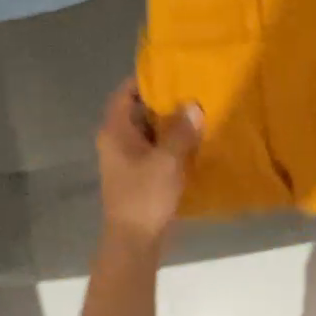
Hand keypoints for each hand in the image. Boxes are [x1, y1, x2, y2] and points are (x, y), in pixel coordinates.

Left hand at [96, 79, 201, 244]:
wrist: (135, 242)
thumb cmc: (145, 197)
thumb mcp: (167, 161)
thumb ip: (181, 131)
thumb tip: (193, 106)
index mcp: (115, 131)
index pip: (126, 92)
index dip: (148, 80)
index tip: (175, 73)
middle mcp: (116, 141)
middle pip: (140, 112)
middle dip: (165, 104)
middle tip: (195, 93)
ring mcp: (127, 161)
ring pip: (150, 134)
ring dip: (171, 128)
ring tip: (200, 117)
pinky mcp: (139, 178)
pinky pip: (156, 153)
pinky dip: (171, 148)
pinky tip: (194, 146)